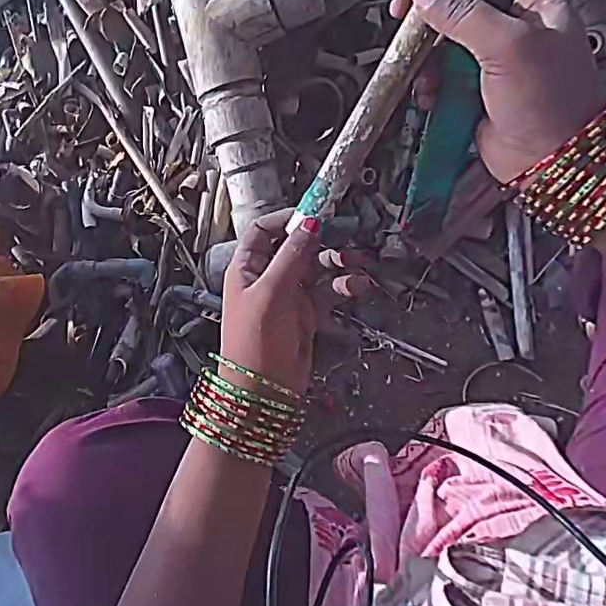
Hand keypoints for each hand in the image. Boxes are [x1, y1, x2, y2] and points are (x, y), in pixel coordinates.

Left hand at [219, 210, 369, 396]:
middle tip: (346, 235)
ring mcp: (289, 295)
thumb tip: (309, 223)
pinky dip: (343, 286)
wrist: (263, 391)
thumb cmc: (254, 341)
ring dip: (337, 262)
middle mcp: (267, 277)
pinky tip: (357, 285)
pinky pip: (328, 291)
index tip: (314, 214)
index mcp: (247, 267)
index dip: (287, 219)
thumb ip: (293, 256)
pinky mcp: (307, 313)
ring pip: (316, 268)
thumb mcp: (272, 292)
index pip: (264, 230)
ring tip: (357, 262)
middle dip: (321, 240)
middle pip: (296, 246)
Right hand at [392, 0, 605, 182]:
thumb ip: (465, 14)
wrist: (552, 158)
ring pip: (444, 37)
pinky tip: (429, 92)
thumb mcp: (509, 45)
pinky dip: (428, 81)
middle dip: (431, 12)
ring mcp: (492, 54)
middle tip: (407, 18)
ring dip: (425, 53)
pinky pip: (440, 72)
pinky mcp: (475, 84)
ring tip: (422, 69)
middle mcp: (515, 20)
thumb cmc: (551, 100)